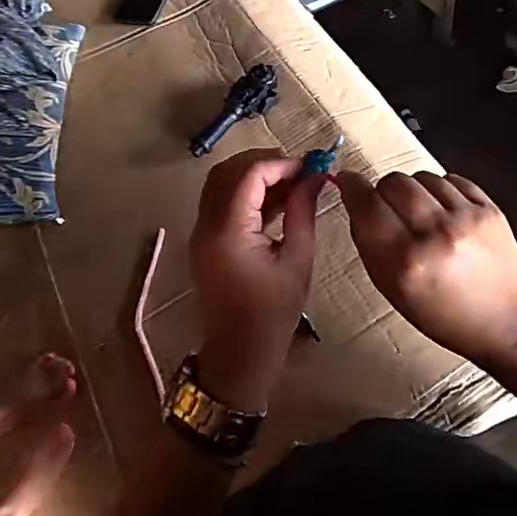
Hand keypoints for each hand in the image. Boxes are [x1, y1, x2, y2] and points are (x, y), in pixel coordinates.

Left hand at [189, 149, 324, 408]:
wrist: (239, 353)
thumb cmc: (274, 313)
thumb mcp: (297, 261)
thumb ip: (303, 212)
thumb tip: (316, 177)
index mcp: (228, 232)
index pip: (248, 175)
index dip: (280, 164)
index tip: (309, 167)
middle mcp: (206, 225)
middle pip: (228, 172)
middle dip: (264, 162)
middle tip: (300, 171)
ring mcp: (200, 232)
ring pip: (220, 183)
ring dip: (254, 175)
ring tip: (293, 183)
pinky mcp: (204, 240)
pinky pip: (221, 202)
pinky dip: (245, 193)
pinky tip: (277, 200)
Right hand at [336, 170, 516, 361]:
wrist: (503, 321)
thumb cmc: (443, 313)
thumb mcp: (391, 288)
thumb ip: (369, 242)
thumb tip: (355, 197)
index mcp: (405, 263)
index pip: (367, 204)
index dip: (353, 188)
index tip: (349, 182)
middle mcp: (436, 236)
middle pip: (394, 182)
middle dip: (384, 191)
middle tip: (389, 209)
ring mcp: (466, 220)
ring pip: (422, 177)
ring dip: (414, 191)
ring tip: (421, 215)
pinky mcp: (489, 209)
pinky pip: (451, 179)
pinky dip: (441, 191)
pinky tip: (444, 212)